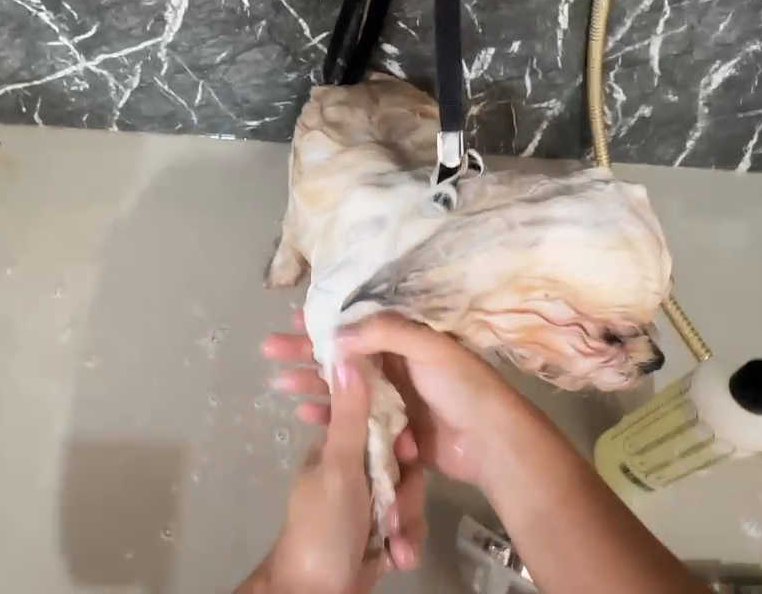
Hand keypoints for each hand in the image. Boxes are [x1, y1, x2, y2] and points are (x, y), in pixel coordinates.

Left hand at [242, 356, 425, 593]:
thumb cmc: (321, 525)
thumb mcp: (338, 467)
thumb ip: (349, 415)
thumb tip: (347, 350)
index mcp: (340, 444)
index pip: (381, 421)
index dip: (401, 436)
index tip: (409, 453)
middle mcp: (354, 467)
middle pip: (403, 464)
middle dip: (406, 494)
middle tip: (395, 514)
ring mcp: (367, 502)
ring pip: (408, 497)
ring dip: (406, 523)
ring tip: (393, 543)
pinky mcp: (379, 532)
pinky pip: (407, 527)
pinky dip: (404, 544)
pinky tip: (396, 557)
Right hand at [269, 311, 529, 488]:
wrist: (490, 442)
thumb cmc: (460, 385)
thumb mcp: (426, 345)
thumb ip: (382, 333)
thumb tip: (335, 335)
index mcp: (402, 336)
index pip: (354, 322)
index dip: (324, 321)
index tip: (293, 318)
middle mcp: (392, 362)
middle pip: (340, 353)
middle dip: (305, 350)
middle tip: (270, 348)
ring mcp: (388, 397)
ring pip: (340, 385)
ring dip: (309, 381)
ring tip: (278, 381)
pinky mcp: (387, 429)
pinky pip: (350, 418)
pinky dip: (326, 413)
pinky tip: (302, 412)